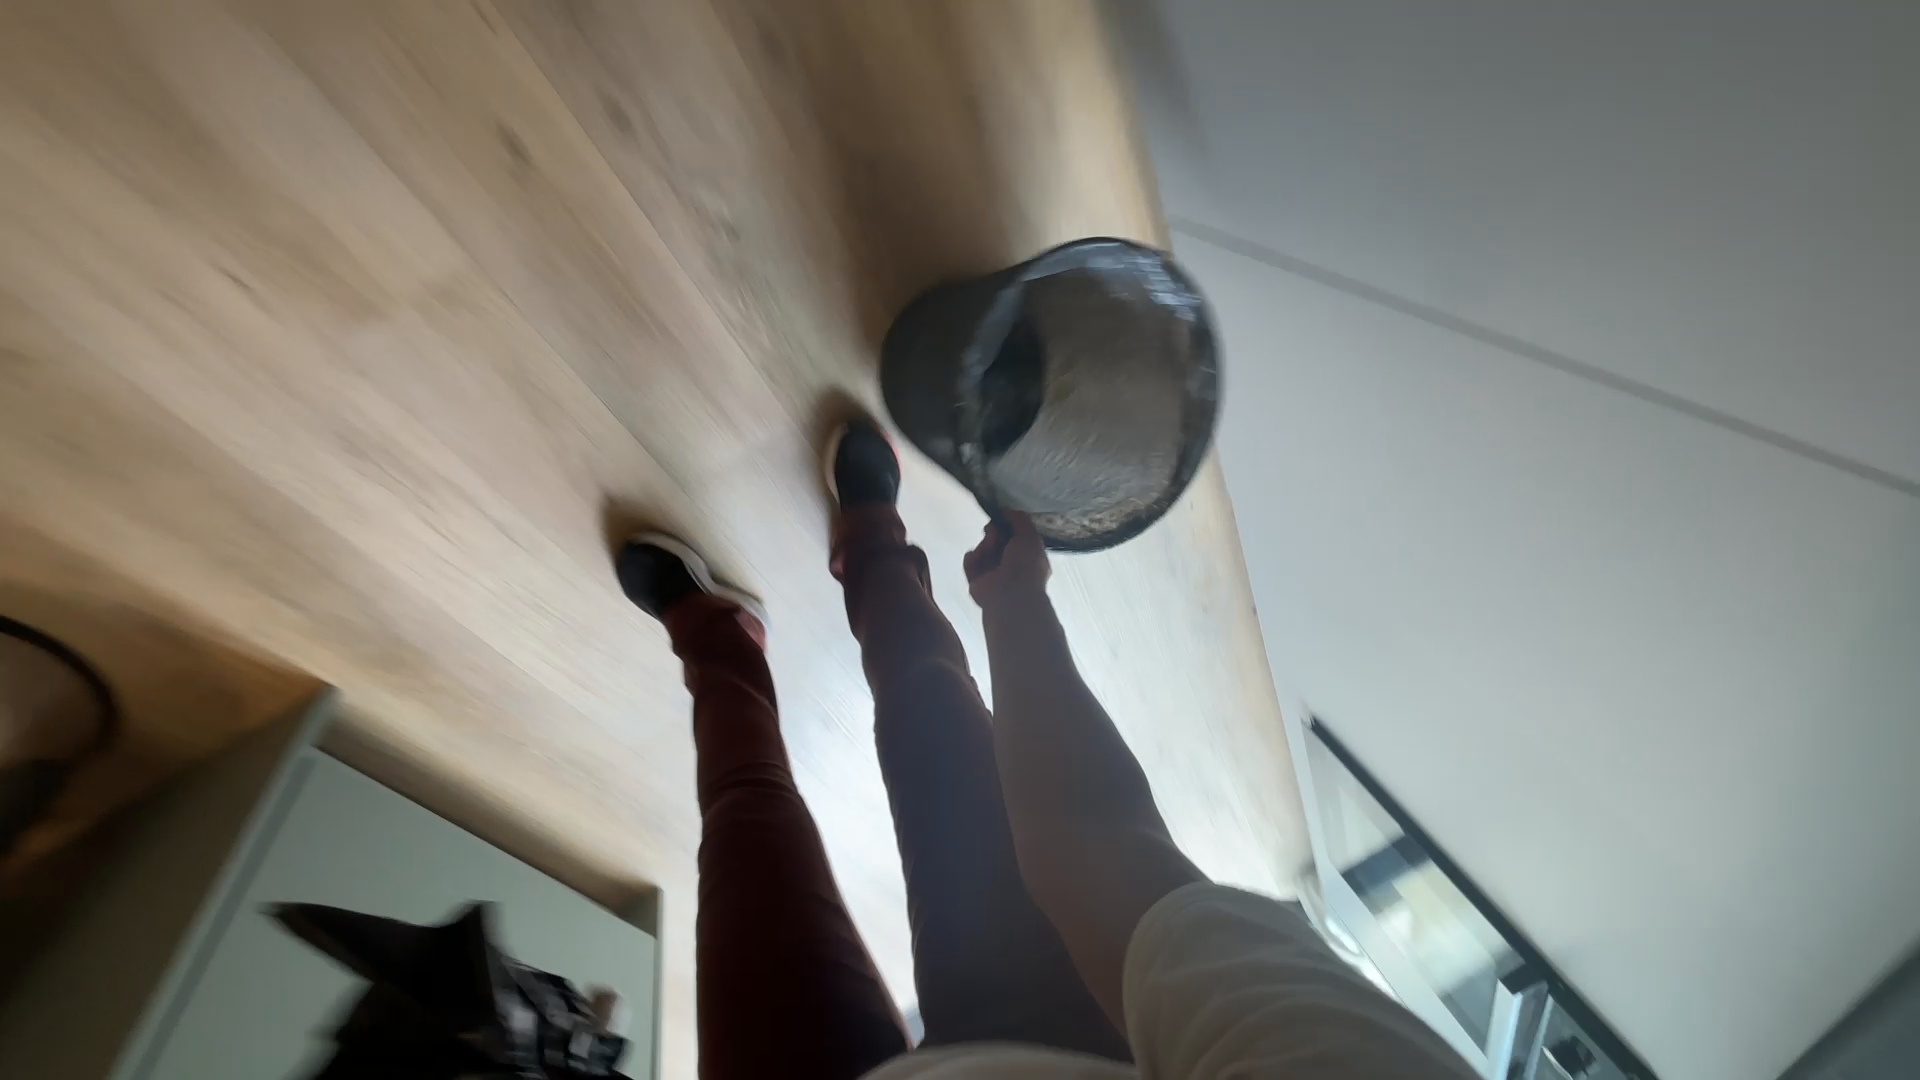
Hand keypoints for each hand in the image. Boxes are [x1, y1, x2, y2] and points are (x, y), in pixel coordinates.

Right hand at [964, 512, 1049, 608]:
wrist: (1010, 594)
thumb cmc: (1026, 565)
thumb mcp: (1030, 536)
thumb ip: (1020, 520)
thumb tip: (1008, 511)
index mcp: (1028, 557)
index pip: (1014, 538)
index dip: (1007, 526)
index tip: (1001, 517)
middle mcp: (1011, 566)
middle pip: (996, 542)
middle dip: (993, 534)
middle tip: (992, 532)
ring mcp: (993, 575)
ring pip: (983, 551)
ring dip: (984, 546)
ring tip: (987, 549)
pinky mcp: (977, 582)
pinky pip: (970, 564)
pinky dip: (972, 559)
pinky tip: (975, 557)